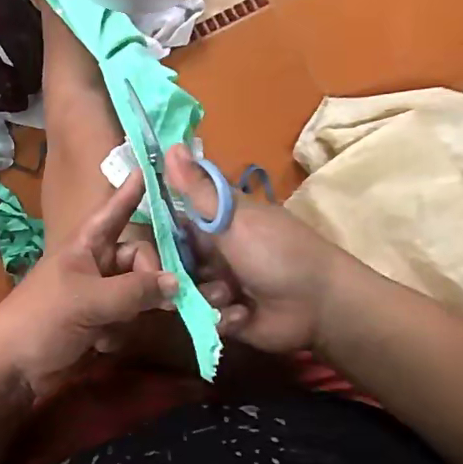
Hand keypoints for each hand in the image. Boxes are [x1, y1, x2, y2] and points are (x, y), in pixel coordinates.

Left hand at [0, 173, 177, 397]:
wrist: (11, 370)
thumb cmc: (42, 319)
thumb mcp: (90, 301)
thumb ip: (136, 291)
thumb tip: (177, 284)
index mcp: (85, 247)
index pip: (113, 213)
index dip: (129, 195)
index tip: (146, 168)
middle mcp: (94, 266)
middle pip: (138, 259)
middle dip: (150, 278)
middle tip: (166, 298)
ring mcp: (96, 296)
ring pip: (137, 292)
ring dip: (135, 310)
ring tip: (119, 326)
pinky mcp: (98, 324)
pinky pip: (127, 319)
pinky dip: (121, 332)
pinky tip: (104, 345)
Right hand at [163, 145, 354, 354]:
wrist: (318, 304)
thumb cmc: (278, 252)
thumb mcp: (235, 219)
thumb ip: (198, 191)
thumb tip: (171, 145)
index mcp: (215, 224)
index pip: (171, 225)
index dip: (155, 236)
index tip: (143, 247)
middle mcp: (213, 253)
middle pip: (171, 263)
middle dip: (174, 274)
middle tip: (182, 279)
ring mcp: (219, 286)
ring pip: (185, 293)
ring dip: (204, 295)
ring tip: (229, 295)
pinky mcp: (226, 317)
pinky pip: (204, 318)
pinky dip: (221, 317)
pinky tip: (242, 313)